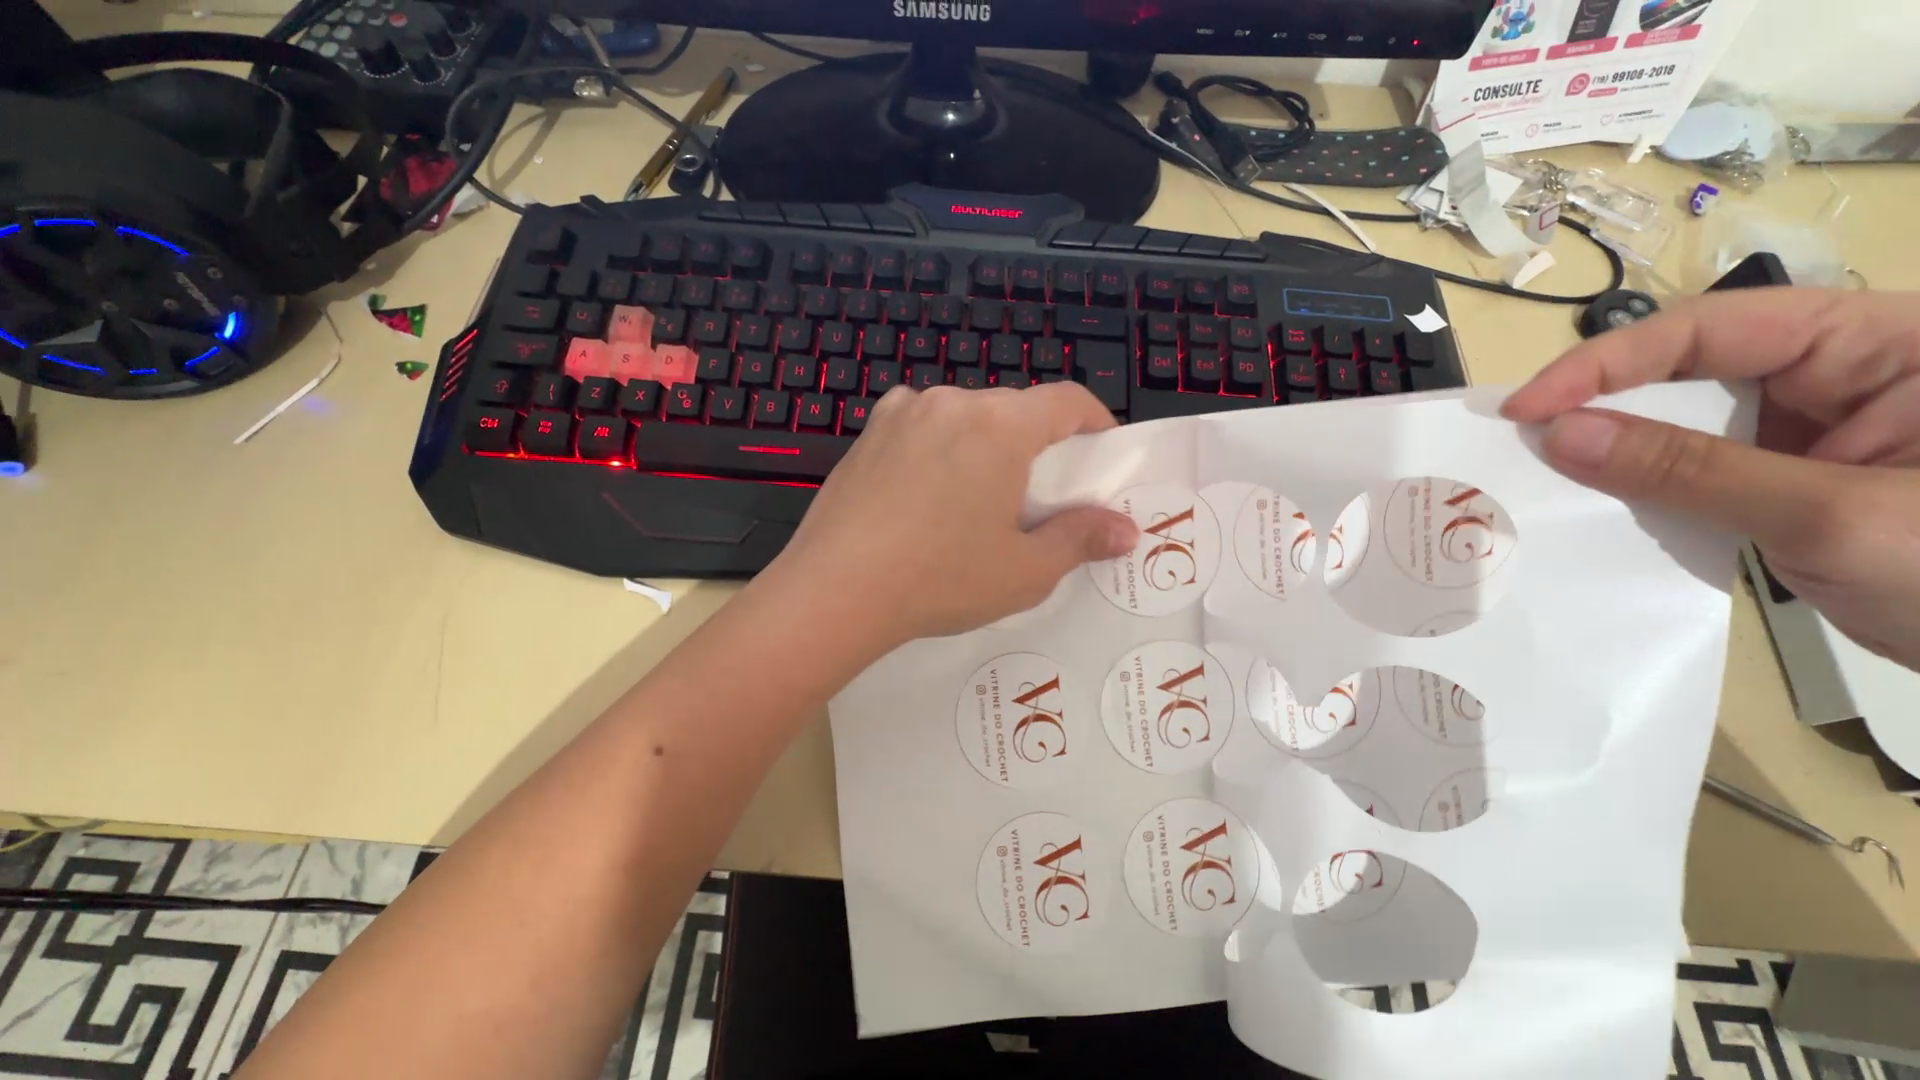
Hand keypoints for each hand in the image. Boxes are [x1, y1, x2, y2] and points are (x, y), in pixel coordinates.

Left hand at [760, 383, 1138, 651]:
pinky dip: (939, 446)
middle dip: (1037, 444)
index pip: (1067, 401)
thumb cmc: (941, 579)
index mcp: (1001, 425)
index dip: (1096, 424)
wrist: (836, 590)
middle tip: (1040, 497)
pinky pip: (921, 426)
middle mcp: (953, 403)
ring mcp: (903, 413)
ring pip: (966, 417)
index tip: (1102, 457)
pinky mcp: (868, 433)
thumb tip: (1126, 529)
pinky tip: (928, 492)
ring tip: (978, 500)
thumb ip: (1081, 539)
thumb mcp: (1026, 570)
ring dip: (985, 445)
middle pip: (1014, 410)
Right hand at [1502, 287, 1919, 669]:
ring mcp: (1819, 433)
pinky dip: (1647, 489)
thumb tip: (1560, 435)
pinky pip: (1701, 472)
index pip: (1717, 328)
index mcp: (1885, 344)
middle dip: (1604, 402)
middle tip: (1519, 438)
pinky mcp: (1797, 484)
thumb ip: (1690, 470)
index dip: (1609, 361)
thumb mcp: (1832, 517)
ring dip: (1618, 449)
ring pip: (1689, 423)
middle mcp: (1845, 375)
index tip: (1527, 406)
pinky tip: (1602, 504)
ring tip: (1544, 472)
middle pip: (1692, 368)